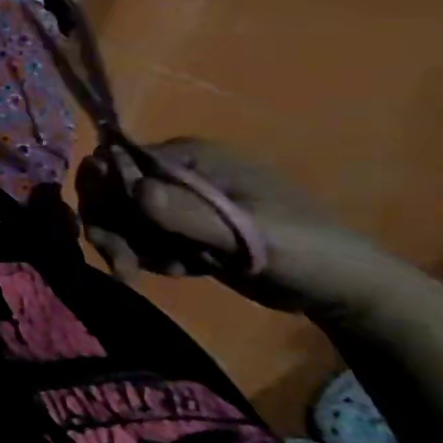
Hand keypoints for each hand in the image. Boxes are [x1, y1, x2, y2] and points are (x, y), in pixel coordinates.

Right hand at [77, 138, 423, 314]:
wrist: (338, 285)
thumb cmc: (299, 249)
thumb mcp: (243, 234)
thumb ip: (186, 213)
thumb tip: (130, 189)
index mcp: (190, 157)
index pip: (118, 161)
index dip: (103, 196)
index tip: (112, 240)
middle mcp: (178, 171)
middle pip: (115, 190)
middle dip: (113, 228)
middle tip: (124, 268)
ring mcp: (182, 198)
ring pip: (126, 215)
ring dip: (132, 245)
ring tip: (162, 271)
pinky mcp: (187, 225)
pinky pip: (146, 235)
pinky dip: (151, 254)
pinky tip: (181, 270)